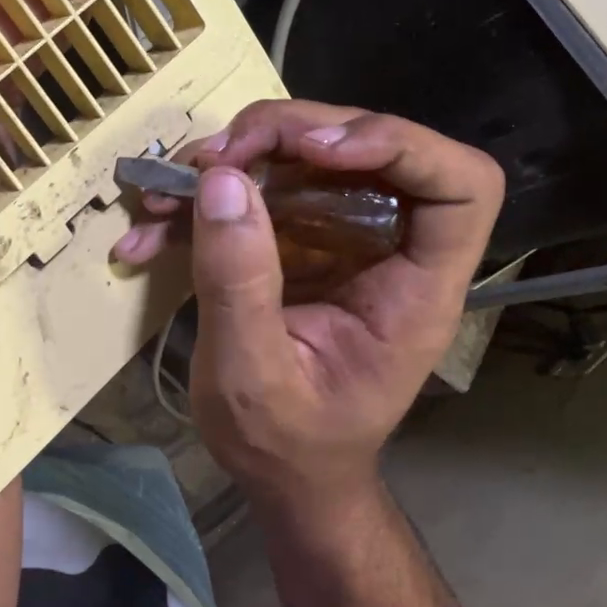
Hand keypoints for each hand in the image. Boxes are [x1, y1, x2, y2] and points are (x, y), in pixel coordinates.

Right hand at [113, 100, 503, 497]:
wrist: (278, 471)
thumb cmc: (288, 445)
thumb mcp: (252, 375)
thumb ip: (239, 283)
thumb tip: (222, 180)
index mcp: (413, 288)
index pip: (459, 186)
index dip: (398, 145)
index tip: (315, 151)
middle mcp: (383, 247)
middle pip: (366, 145)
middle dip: (285, 135)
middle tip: (214, 159)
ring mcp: (334, 238)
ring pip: (301, 156)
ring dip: (231, 158)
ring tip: (165, 192)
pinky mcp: (289, 240)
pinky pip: (252, 191)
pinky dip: (196, 201)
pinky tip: (147, 233)